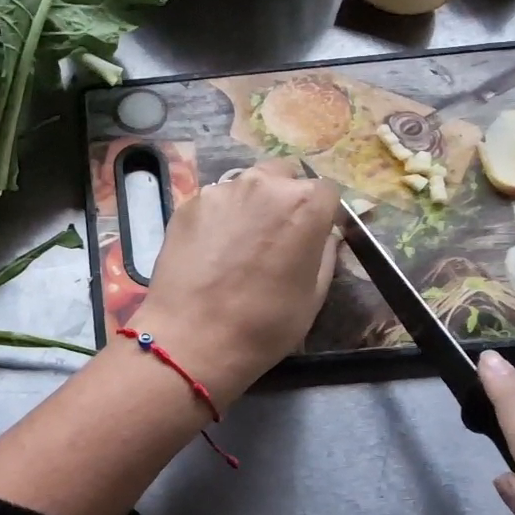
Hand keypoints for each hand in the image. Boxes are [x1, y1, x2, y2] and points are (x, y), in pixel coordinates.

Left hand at [129, 160, 339, 396]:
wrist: (192, 338)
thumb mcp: (314, 295)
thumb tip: (324, 234)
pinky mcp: (188, 203)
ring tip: (240, 243)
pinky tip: (211, 249)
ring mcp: (221, 190)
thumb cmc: (264, 323)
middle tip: (276, 236)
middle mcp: (263, 184)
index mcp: (304, 203)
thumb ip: (324, 252)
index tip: (314, 236)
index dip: (322, 214)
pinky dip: (220, 217)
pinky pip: (215, 201)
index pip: (326, 192)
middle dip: (286, 199)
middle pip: (284, 177)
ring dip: (251, 205)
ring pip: (246, 185)